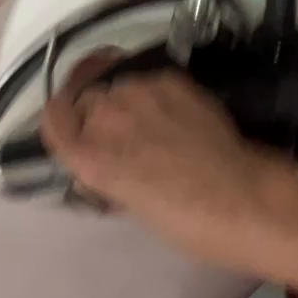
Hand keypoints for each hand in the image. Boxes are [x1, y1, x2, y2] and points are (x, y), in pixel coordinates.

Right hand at [40, 55, 291, 269]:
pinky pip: (145, 78)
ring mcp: (136, 89)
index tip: (69, 125)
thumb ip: (105, 172)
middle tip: (118, 130)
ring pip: (113, 81)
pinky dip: (151, 91)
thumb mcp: (131, 203)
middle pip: (81, 97)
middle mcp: (105, 115)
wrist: (245, 197)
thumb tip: (97, 161)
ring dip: (121, 96)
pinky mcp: (166, 76)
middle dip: (92, 110)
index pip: (52, 117)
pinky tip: (172, 111)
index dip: (58, 119)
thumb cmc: (188, 221)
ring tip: (147, 117)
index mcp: (90, 156)